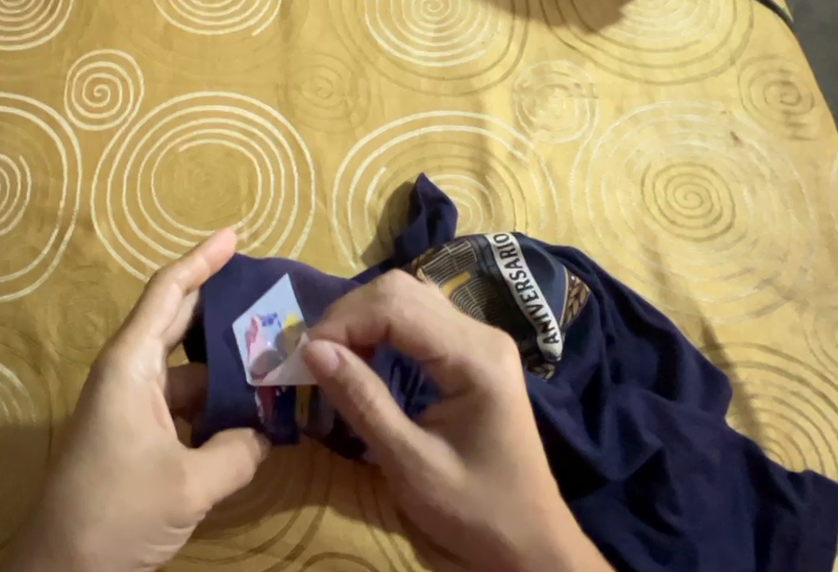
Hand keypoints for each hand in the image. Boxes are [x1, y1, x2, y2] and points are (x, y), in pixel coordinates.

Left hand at [8, 230, 269, 571]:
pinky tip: (253, 417)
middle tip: (270, 296)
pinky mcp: (138, 435)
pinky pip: (185, 406)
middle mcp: (131, 373)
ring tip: (277, 362)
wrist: (63, 570)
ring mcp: (134, 405)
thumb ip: (236, 454)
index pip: (168, 292)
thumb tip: (264, 434)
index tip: (233, 236)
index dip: (201, 260)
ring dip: (227, 369)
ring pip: (189, 371)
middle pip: (179, 322)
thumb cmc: (116, 510)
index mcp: (132, 364)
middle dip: (221, 307)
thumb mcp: (188, 485)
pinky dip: (216, 407)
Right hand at [301, 272, 608, 571]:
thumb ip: (362, 401)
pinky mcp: (472, 348)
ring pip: (405, 295)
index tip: (305, 357)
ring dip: (362, 316)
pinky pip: (416, 313)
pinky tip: (364, 353)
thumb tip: (311, 349)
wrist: (533, 546)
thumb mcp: (410, 466)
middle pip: (399, 291)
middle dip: (348, 316)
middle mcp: (481, 333)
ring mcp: (480, 338)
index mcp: (475, 357)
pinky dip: (380, 324)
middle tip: (316, 356)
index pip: (395, 307)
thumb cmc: (476, 514)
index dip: (343, 322)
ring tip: (335, 354)